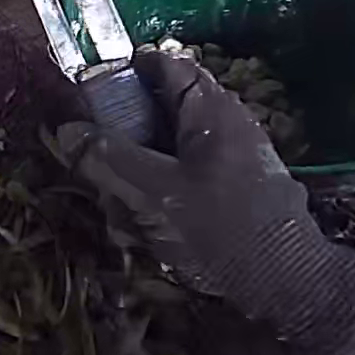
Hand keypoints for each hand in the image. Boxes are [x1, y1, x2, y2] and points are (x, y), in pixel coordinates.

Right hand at [58, 50, 354, 354]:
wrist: (288, 289)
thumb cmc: (222, 229)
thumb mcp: (153, 192)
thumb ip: (106, 158)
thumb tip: (66, 131)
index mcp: (211, 110)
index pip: (164, 64)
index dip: (126, 69)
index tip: (91, 92)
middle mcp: (222, 126)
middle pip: (155, 113)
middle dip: (122, 144)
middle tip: (98, 170)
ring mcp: (226, 161)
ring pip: (162, 154)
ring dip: (134, 182)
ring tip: (124, 218)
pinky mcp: (227, 192)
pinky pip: (178, 183)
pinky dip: (155, 202)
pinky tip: (144, 234)